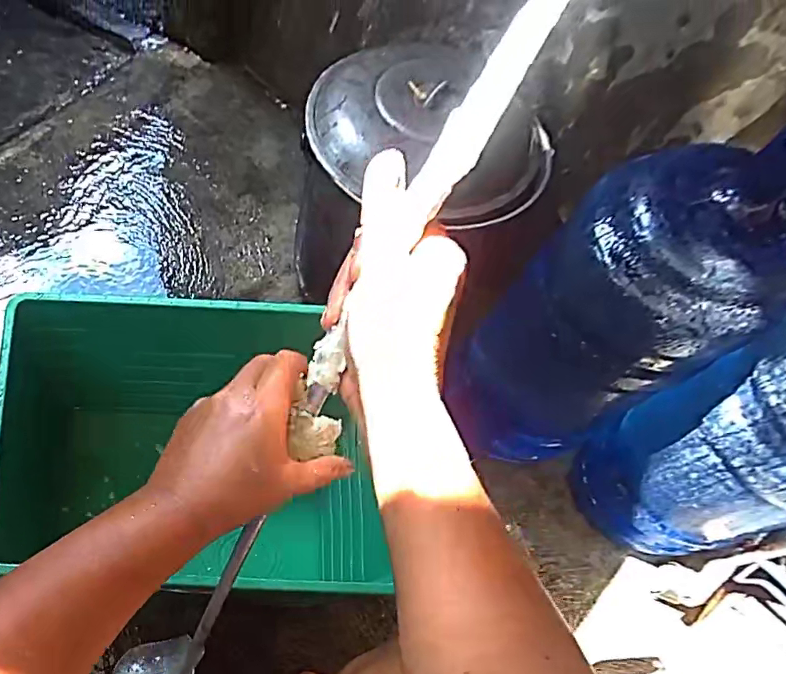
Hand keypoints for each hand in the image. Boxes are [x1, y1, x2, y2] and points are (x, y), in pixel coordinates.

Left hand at [143, 350, 353, 534]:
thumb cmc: (234, 497)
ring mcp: (210, 403)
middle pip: (263, 363)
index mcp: (263, 407)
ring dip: (257, 394)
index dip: (301, 368)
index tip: (308, 388)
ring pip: (240, 382)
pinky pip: (220, 401)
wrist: (180, 508)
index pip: (286, 361)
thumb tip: (343, 466)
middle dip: (280, 376)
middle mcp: (235, 396)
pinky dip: (234, 410)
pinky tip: (235, 444)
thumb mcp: (288, 485)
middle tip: (290, 406)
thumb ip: (322, 471)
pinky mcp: (192, 415)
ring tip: (263, 431)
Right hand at [324, 149, 468, 396]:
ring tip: (346, 326)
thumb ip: (383, 211)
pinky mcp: (403, 327)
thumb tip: (390, 164)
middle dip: (355, 279)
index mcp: (439, 254)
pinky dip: (356, 321)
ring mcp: (419, 305)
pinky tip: (350, 337)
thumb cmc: (388, 341)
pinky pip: (372, 308)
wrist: (389, 397)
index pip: (397, 224)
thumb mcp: (378, 263)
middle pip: (381, 254)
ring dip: (351, 302)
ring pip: (371, 283)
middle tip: (348, 304)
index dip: (366, 248)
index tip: (357, 270)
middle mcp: (434, 277)